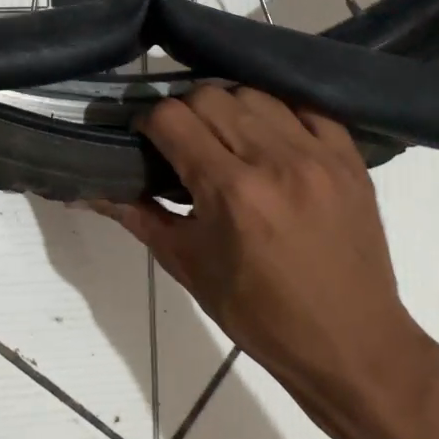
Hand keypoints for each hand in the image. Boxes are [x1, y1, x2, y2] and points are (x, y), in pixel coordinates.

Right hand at [93, 86, 426, 387]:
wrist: (351, 345)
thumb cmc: (257, 312)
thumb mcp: (186, 264)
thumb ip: (138, 215)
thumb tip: (88, 190)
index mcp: (230, 190)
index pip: (170, 118)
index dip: (148, 124)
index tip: (147, 143)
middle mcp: (275, 161)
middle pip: (209, 96)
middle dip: (185, 113)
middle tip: (183, 143)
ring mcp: (319, 157)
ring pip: (255, 93)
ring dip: (230, 108)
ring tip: (227, 139)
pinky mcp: (350, 161)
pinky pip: (307, 108)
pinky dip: (280, 114)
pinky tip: (271, 139)